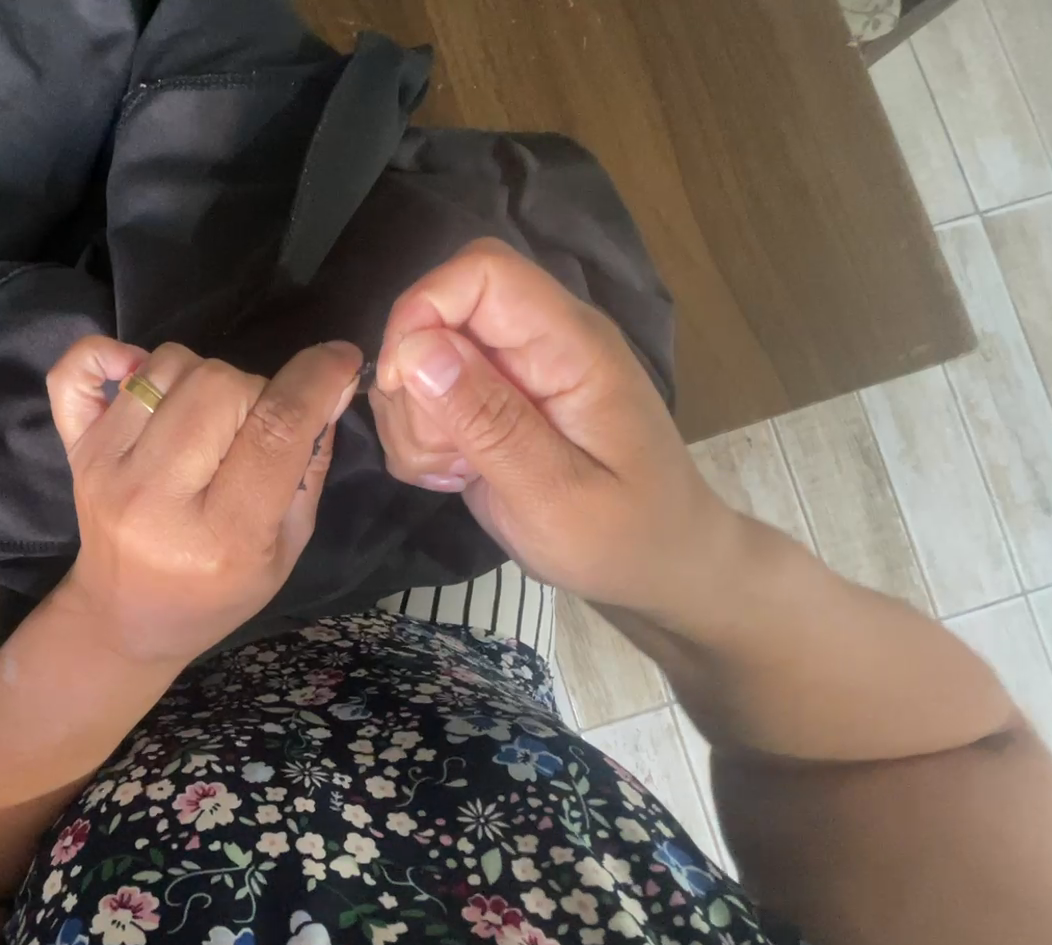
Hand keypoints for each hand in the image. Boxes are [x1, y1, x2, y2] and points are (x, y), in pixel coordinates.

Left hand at [44, 337, 361, 664]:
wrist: (128, 618)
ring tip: (207, 421)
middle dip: (256, 391)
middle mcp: (156, 497)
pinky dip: (105, 353)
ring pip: (168, 367)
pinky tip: (134, 372)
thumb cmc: (216, 594)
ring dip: (204, 378)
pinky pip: (76, 372)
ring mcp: (106, 470)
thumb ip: (309, 467)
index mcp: (222, 536)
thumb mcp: (286, 550)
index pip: (275, 430)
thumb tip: (333, 384)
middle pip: (219, 385)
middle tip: (252, 428)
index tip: (341, 360)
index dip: (317, 380)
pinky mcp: (76, 452)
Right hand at [371, 237, 742, 616]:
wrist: (651, 565)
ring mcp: (507, 375)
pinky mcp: (484, 406)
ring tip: (455, 472)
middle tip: (443, 455)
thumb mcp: (554, 492)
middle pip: (435, 318)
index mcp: (570, 346)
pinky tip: (453, 474)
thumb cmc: (621, 537)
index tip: (399, 385)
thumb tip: (413, 348)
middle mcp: (535, 345)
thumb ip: (487, 420)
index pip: (481, 272)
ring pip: (416, 363)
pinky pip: (420, 401)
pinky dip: (418, 441)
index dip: (422, 311)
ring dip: (412, 423)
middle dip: (412, 388)